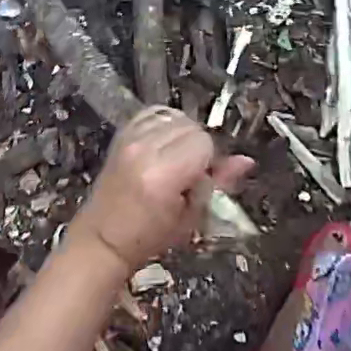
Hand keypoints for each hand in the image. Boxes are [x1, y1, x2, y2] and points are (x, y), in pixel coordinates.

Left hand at [70, 106, 254, 272]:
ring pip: (175, 116)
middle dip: (199, 147)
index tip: (204, 179)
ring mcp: (130, 138)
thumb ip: (219, 183)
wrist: (105, 238)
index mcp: (162, 174)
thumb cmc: (149, 237)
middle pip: (191, 126)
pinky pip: (154, 113)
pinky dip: (165, 124)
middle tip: (192, 173)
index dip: (211, 160)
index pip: (204, 142)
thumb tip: (246, 161)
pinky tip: (165, 145)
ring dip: (183, 134)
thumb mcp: (191, 218)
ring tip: (177, 159)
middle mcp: (144, 149)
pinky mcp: (122, 133)